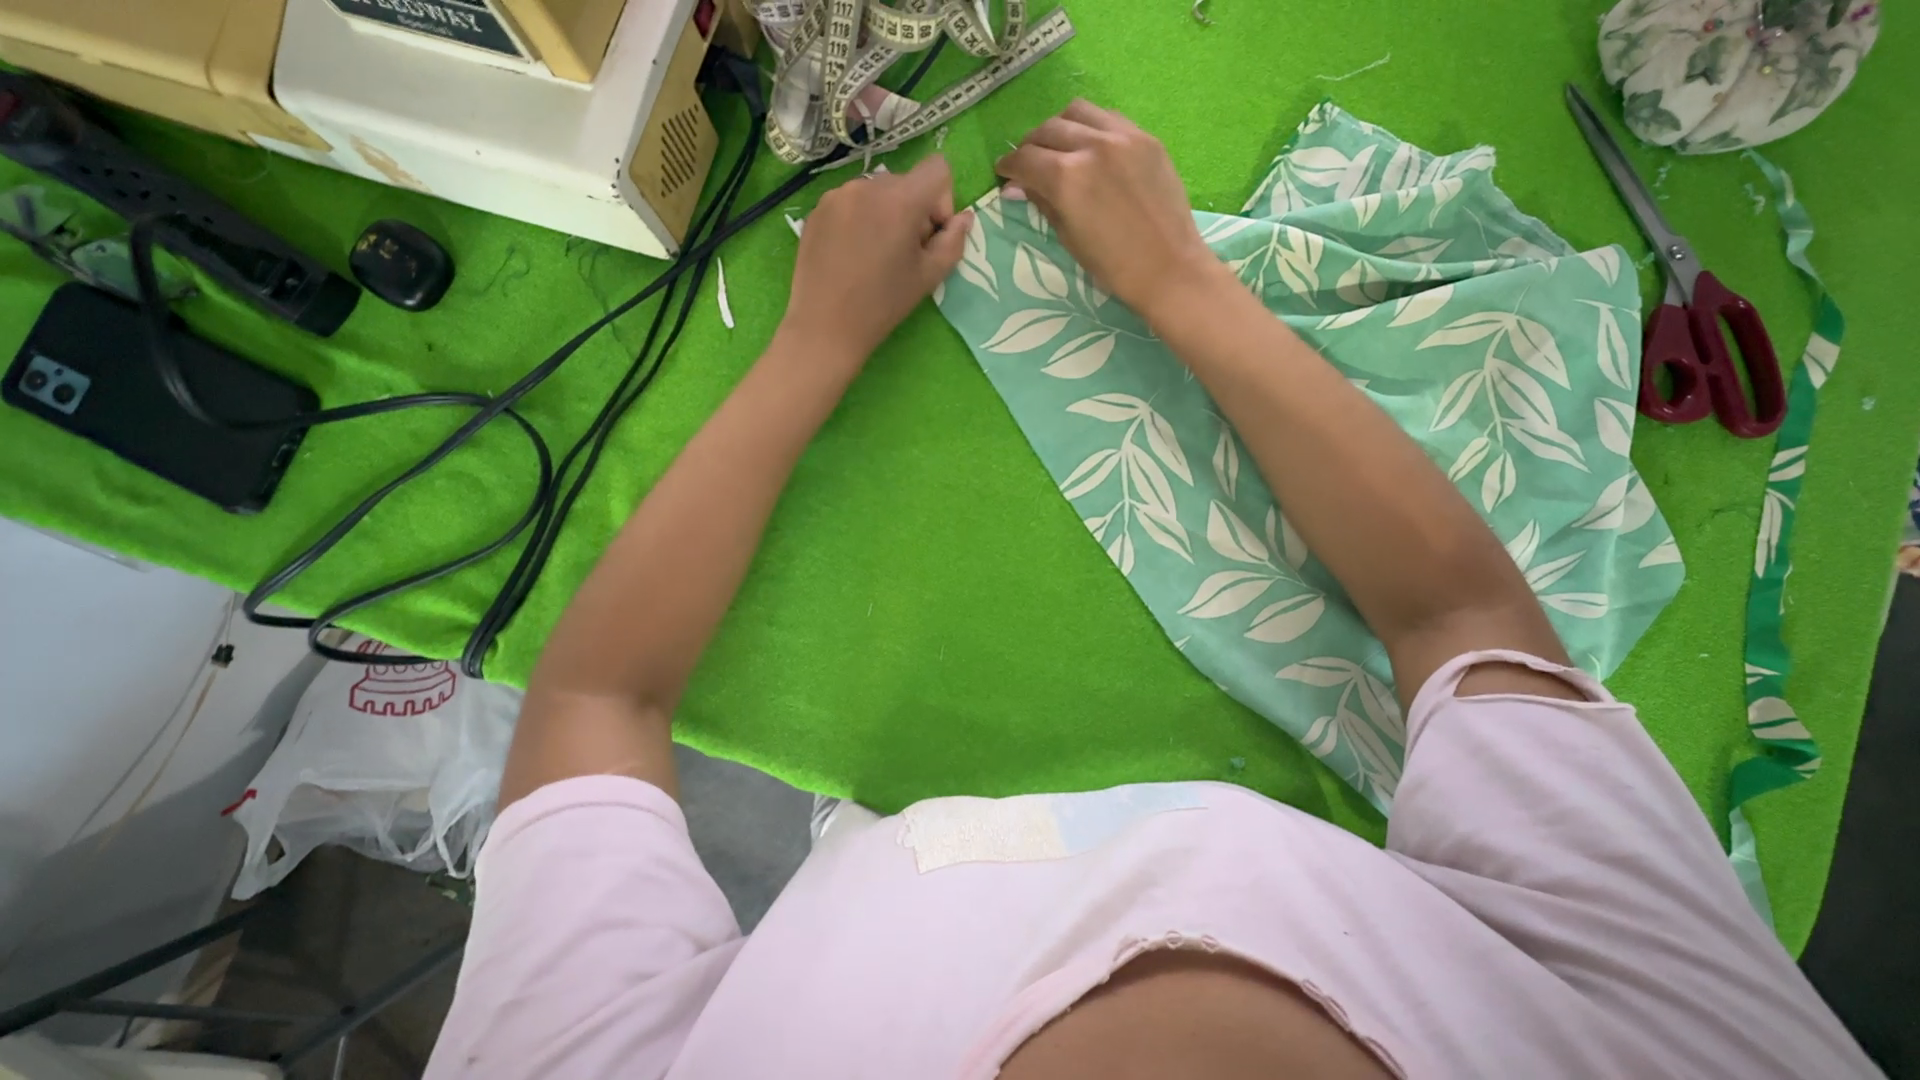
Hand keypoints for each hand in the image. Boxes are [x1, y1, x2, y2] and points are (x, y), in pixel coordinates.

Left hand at [779, 155, 973, 362]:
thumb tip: (964, 218)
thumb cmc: (883, 304)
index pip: (937, 168)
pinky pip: (850, 203)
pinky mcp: (817, 209)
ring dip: (884, 214)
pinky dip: (859, 220)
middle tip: (903, 251)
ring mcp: (838, 195)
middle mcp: (868, 185)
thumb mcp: (929, 276)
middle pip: (905, 183)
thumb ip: (953, 241)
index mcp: (901, 199)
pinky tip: (851, 254)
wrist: (825, 325)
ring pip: (876, 193)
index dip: (942, 198)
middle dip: (912, 210)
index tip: (930, 233)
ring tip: (874, 254)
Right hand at [996, 101, 1215, 318]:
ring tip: (1059, 149)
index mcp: (1066, 177)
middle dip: (1031, 146)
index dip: (1009, 167)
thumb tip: (1016, 186)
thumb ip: (1042, 202)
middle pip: (1047, 130)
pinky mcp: (1145, 138)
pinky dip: (1091, 127)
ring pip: (1077, 112)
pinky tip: (1091, 147)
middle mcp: (1091, 146)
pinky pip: (1108, 118)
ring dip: (1060, 128)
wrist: (1169, 267)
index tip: (1004, 174)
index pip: (1025, 159)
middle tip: (1029, 164)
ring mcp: (1122, 136)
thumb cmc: (1113, 265)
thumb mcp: (1068, 236)